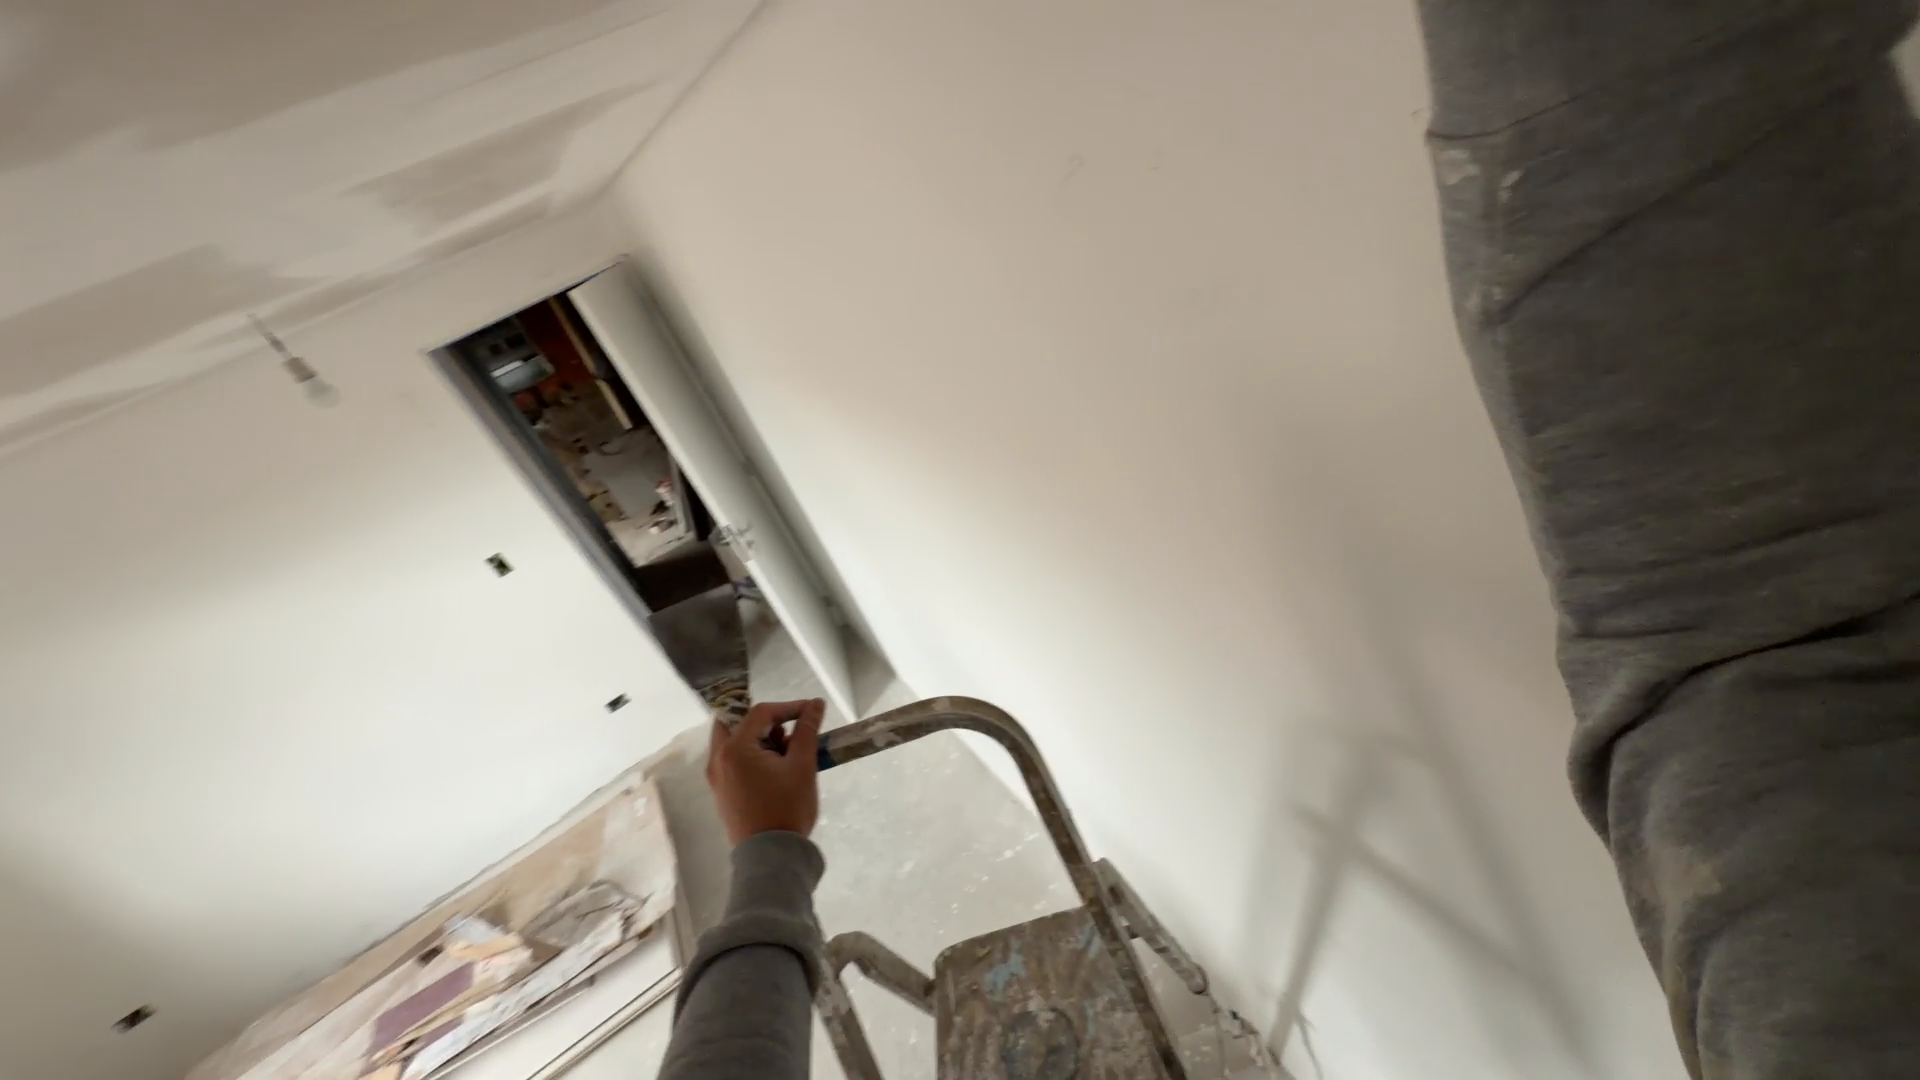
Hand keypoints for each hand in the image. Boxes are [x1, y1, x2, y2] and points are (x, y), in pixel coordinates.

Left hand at [706, 698, 825, 845]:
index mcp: (735, 749)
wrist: (771, 857)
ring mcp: (716, 777)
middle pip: (737, 722)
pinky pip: (733, 760)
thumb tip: (815, 704)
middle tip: (788, 729)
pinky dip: (751, 754)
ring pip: (733, 741)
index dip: (789, 708)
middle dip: (765, 720)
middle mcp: (718, 759)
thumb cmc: (787, 807)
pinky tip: (774, 768)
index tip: (811, 712)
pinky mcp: (722, 792)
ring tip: (786, 752)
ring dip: (758, 737)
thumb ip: (807, 730)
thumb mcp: (802, 765)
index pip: (760, 713)